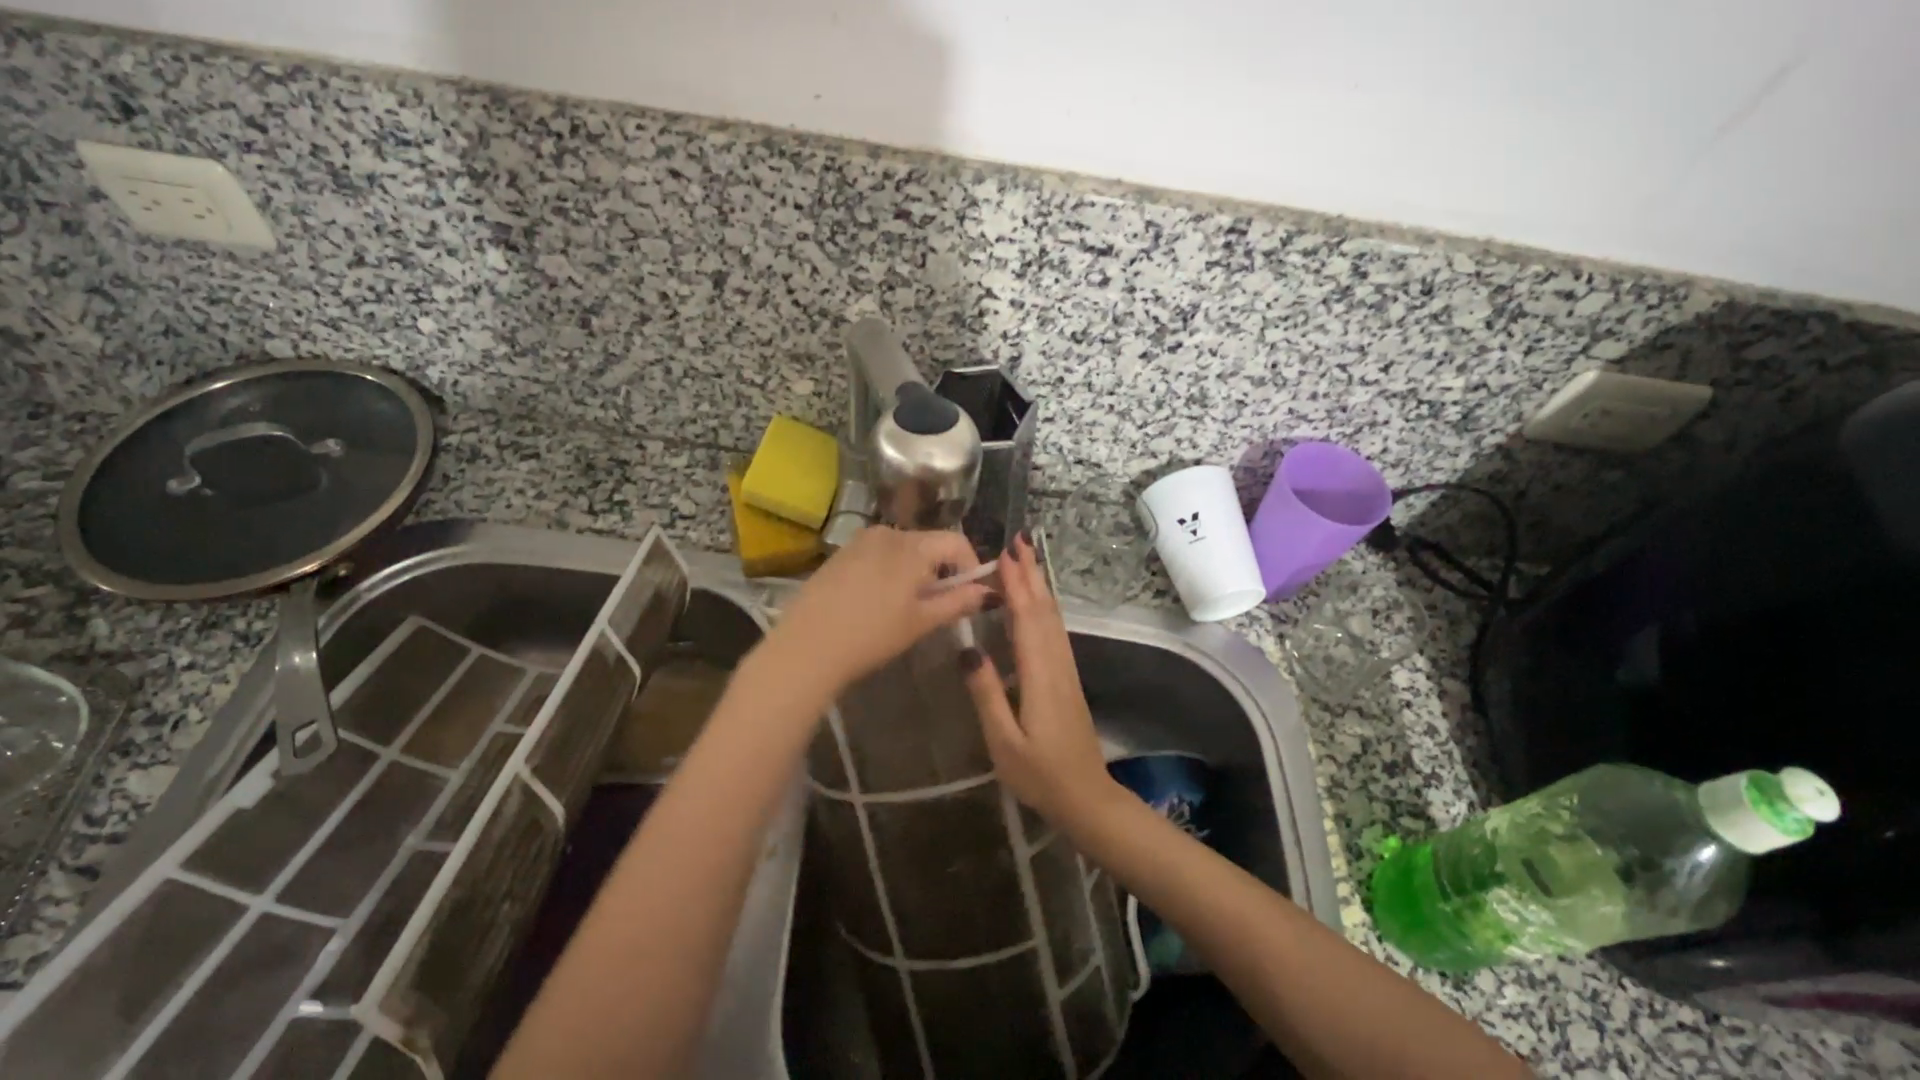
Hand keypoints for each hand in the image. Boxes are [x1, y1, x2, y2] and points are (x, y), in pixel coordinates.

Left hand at [755, 526, 991, 700]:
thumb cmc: (872, 635)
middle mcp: (887, 532)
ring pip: (902, 549)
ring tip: (906, 607)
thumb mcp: (921, 621)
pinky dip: (888, 572)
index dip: (971, 566)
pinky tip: (876, 603)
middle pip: (929, 543)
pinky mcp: (840, 554)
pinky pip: (877, 555)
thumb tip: (990, 591)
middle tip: (938, 607)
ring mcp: (859, 541)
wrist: (807, 646)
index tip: (970, 596)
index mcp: (912, 546)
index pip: (957, 542)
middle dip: (941, 570)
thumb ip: (958, 602)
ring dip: (914, 571)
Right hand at [961, 534, 1120, 824]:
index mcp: (1039, 676)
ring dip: (1039, 588)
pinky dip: (1044, 610)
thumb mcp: (1003, 741)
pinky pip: (1055, 634)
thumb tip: (968, 649)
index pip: (1027, 620)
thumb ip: (986, 695)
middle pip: (1044, 611)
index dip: (1016, 585)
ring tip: (1025, 562)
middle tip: (1016, 542)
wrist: (1086, 798)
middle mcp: (1057, 665)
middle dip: (1030, 575)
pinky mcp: (1067, 681)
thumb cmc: (1040, 775)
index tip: (1005, 554)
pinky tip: (1036, 607)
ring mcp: (1066, 672)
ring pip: (1053, 620)